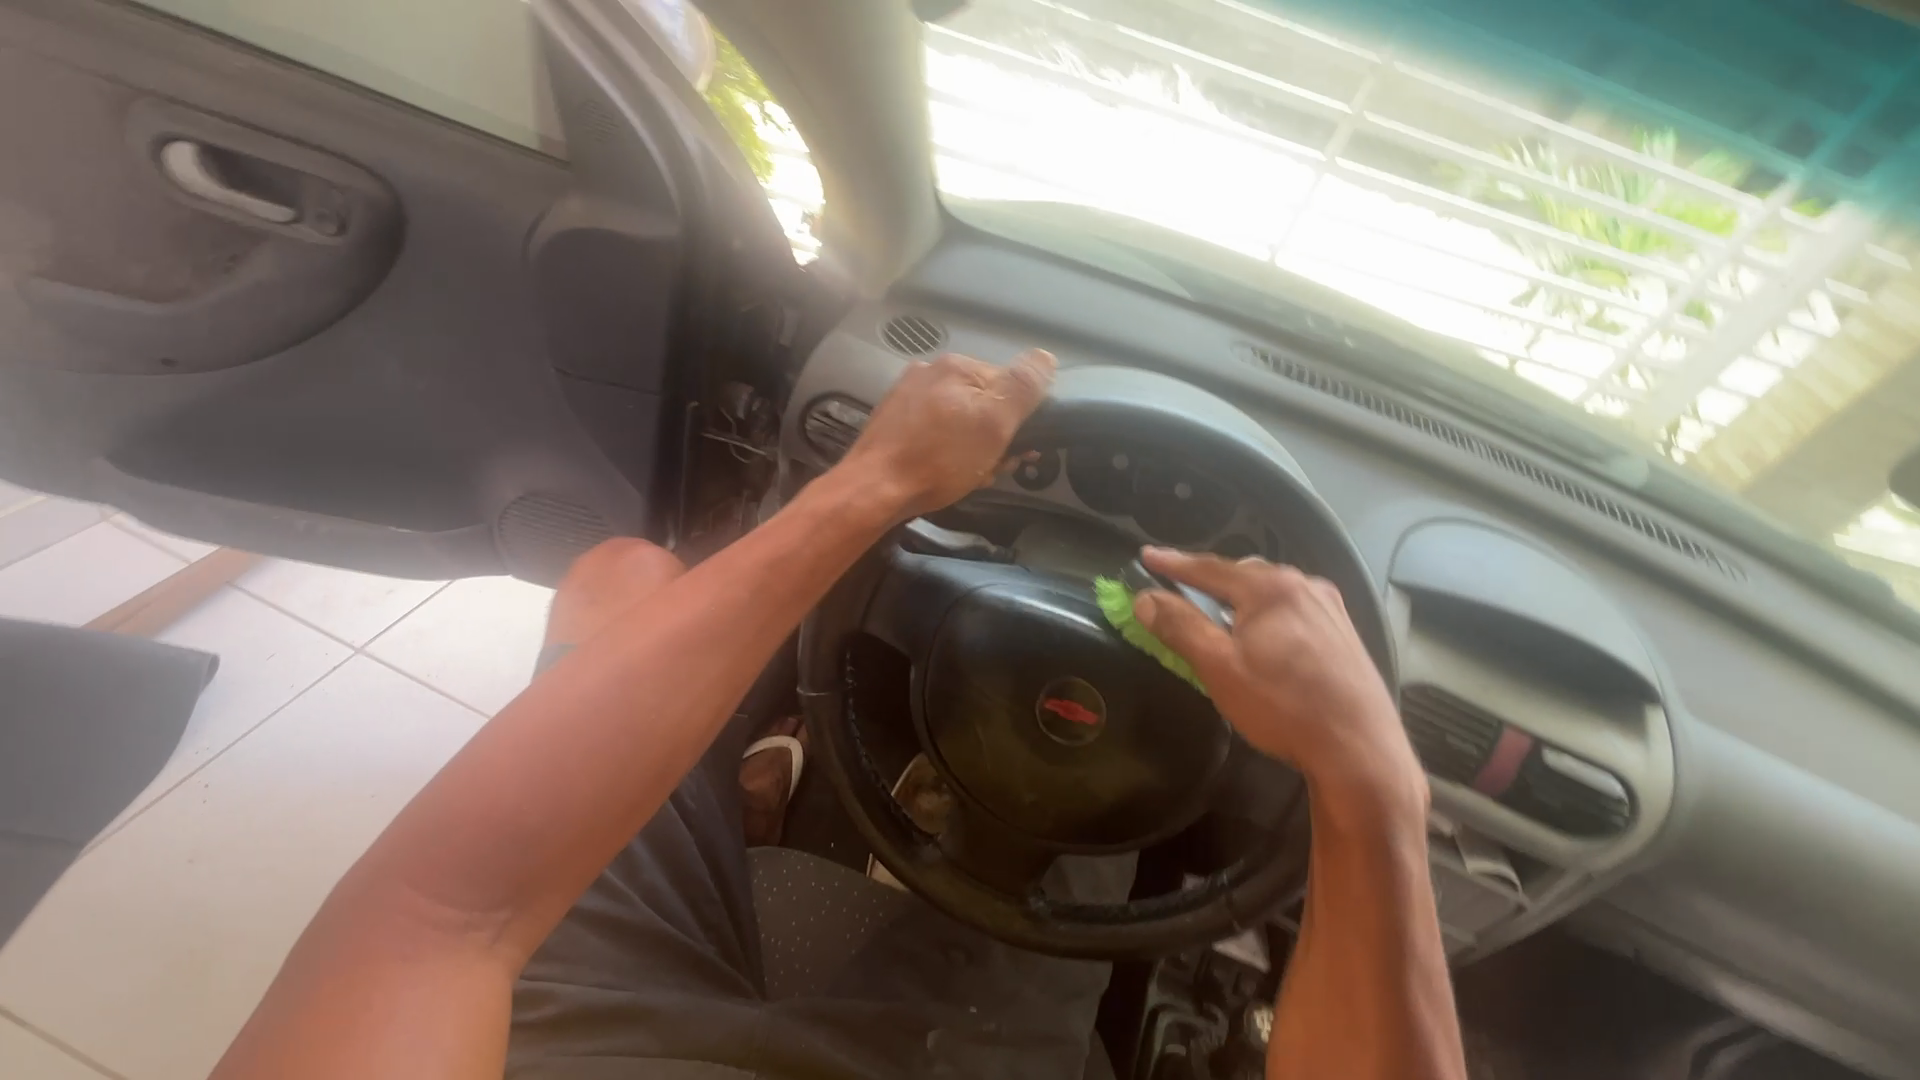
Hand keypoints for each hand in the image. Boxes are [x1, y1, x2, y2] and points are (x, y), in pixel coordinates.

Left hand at [839, 349, 1055, 519]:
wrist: (874, 489)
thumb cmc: (940, 458)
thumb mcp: (994, 423)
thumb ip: (1023, 386)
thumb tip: (1046, 356)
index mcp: (957, 365)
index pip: (1008, 384)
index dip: (1019, 419)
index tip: (1018, 448)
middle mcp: (929, 371)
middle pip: (982, 403)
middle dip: (993, 437)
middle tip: (991, 467)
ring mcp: (906, 396)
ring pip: (958, 420)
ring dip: (972, 447)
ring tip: (967, 475)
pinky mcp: (892, 422)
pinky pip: (934, 432)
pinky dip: (945, 451)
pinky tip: (942, 473)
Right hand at [1132, 547, 1425, 817]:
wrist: (1360, 751)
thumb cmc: (1283, 706)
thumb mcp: (1219, 668)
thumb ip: (1180, 627)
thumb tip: (1145, 598)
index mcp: (1270, 588)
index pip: (1209, 568)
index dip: (1173, 564)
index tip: (1146, 556)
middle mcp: (1304, 586)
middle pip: (1243, 574)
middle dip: (1209, 579)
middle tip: (1180, 587)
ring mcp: (1329, 608)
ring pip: (1271, 591)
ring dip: (1239, 597)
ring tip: (1218, 611)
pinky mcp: (1343, 632)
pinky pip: (1293, 608)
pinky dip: (1266, 611)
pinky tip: (1263, 634)